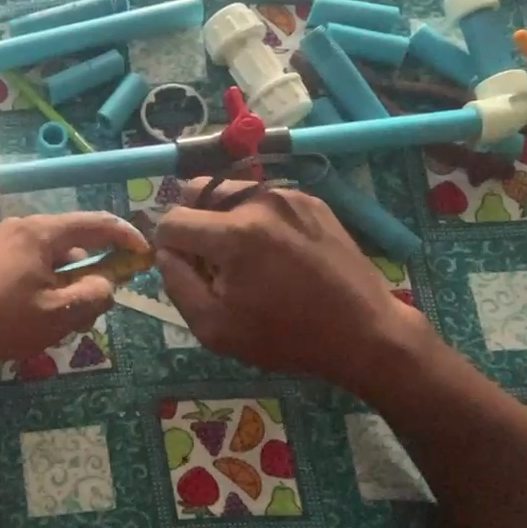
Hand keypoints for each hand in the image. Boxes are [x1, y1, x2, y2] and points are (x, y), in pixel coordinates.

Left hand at [0, 212, 147, 379]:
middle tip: (90, 312)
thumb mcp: (57, 316)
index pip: (96, 223)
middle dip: (89, 275)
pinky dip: (38, 289)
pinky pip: (23, 269)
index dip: (126, 237)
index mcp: (40, 233)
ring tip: (55, 325)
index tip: (145, 256)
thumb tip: (108, 284)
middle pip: (71, 244)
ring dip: (61, 287)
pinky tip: (26, 320)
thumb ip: (93, 296)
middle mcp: (17, 229)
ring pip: (46, 261)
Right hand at [154, 180, 433, 392]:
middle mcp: (259, 201)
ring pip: (230, 191)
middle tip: (208, 259)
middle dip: (191, 222)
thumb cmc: (284, 336)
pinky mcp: (311, 201)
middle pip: (197, 191)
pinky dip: (254, 219)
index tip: (184, 270)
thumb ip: (176, 284)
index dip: (166, 247)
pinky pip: (263, 199)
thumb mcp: (214, 327)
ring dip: (221, 218)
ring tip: (242, 257)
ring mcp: (289, 196)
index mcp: (233, 234)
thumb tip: (164, 252)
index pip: (171, 220)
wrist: (363, 331)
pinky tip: (273, 253)